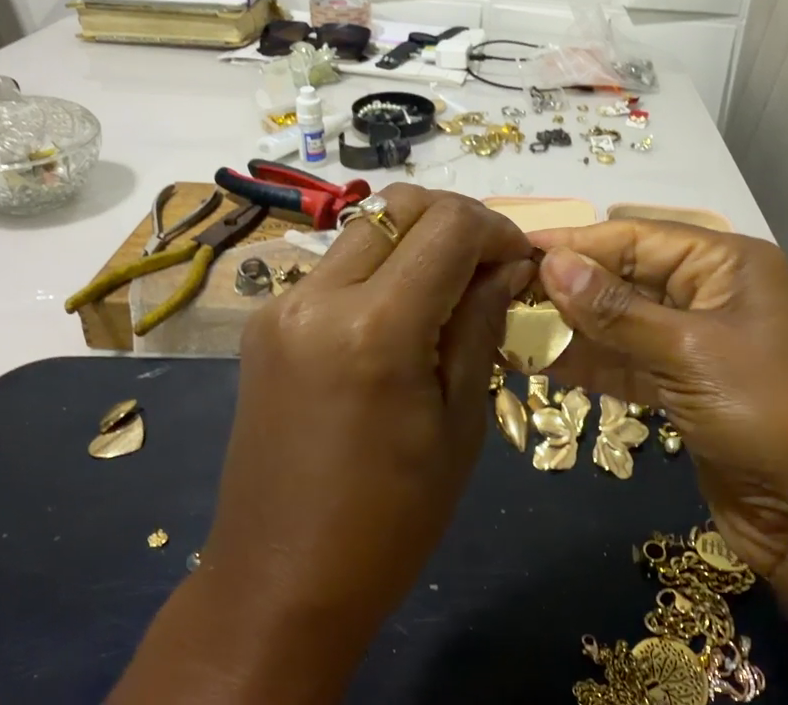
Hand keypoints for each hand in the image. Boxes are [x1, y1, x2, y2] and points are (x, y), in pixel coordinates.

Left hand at [115, 185, 533, 703]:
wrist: (279, 581)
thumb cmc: (390, 519)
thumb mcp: (459, 424)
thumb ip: (481, 324)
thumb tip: (510, 265)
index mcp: (374, 327)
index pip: (449, 228)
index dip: (498, 231)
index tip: (522, 263)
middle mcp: (317, 297)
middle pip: (400, 207)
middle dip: (457, 221)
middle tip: (490, 265)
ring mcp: (281, 306)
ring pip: (364, 228)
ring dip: (416, 239)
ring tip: (451, 288)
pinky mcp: (265, 323)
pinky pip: (335, 266)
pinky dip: (380, 267)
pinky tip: (403, 312)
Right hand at [529, 221, 787, 600]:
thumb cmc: (769, 412)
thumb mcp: (690, 352)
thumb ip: (616, 310)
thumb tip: (551, 263)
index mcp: (727, 264)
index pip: (636, 238)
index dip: (575, 243)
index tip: (513, 249)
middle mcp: (712, 295)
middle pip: (627, 277)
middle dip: (569, 285)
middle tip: (501, 292)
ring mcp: (699, 345)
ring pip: (623, 324)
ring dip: (573, 328)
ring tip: (508, 328)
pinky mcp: (687, 392)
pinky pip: (629, 366)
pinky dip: (591, 366)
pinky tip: (541, 365)